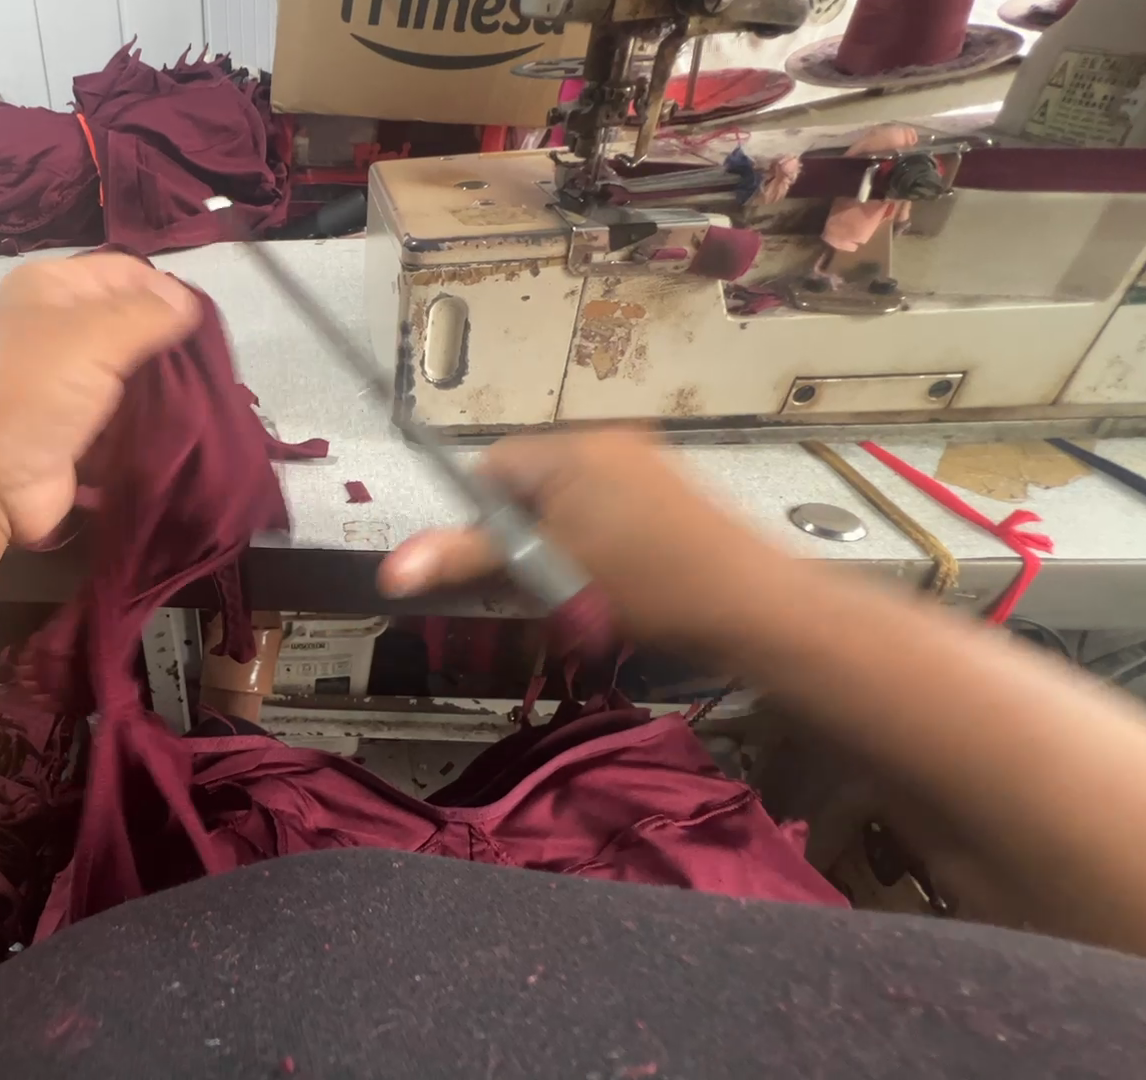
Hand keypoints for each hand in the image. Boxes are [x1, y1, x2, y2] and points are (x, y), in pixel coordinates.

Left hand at [0, 255, 200, 546]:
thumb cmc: (29, 391)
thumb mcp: (92, 335)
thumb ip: (146, 313)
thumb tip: (189, 300)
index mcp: (51, 289)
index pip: (124, 272)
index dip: (167, 291)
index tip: (209, 325)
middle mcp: (54, 332)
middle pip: (127, 327)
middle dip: (168, 347)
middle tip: (215, 370)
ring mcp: (61, 388)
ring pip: (126, 380)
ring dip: (160, 393)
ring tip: (205, 403)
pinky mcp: (70, 436)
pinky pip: (118, 425)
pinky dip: (144, 430)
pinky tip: (178, 435)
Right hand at [378, 431, 803, 652]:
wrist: (755, 607)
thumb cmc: (641, 582)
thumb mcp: (543, 571)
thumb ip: (463, 561)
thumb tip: (390, 571)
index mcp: (568, 449)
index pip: (489, 469)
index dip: (480, 518)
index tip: (496, 562)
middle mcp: (603, 439)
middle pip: (525, 483)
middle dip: (520, 530)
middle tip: (537, 577)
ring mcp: (641, 458)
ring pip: (563, 496)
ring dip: (554, 535)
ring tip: (577, 580)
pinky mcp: (667, 483)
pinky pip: (602, 501)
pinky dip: (590, 533)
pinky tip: (613, 572)